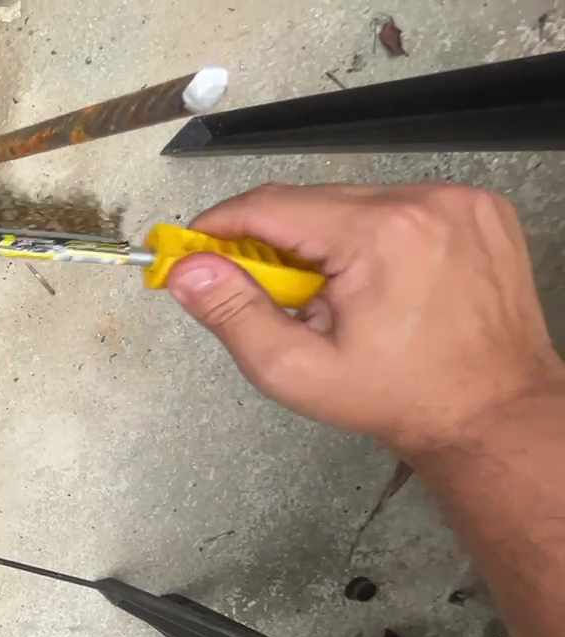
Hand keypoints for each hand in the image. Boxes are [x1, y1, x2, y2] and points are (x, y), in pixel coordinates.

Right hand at [166, 183, 562, 459]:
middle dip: (255, 241)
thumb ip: (230, 311)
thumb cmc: (392, 392)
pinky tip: (344, 284)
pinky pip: (383, 210)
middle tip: (234, 288)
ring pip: (340, 204)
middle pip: (303, 200)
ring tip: (302, 296)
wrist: (485, 405)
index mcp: (381, 235)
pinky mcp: (471, 212)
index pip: (267, 206)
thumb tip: (187, 272)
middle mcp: (426, 204)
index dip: (212, 228)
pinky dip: (346, 240)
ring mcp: (457, 203)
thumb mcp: (287, 364)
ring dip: (302, 242)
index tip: (183, 254)